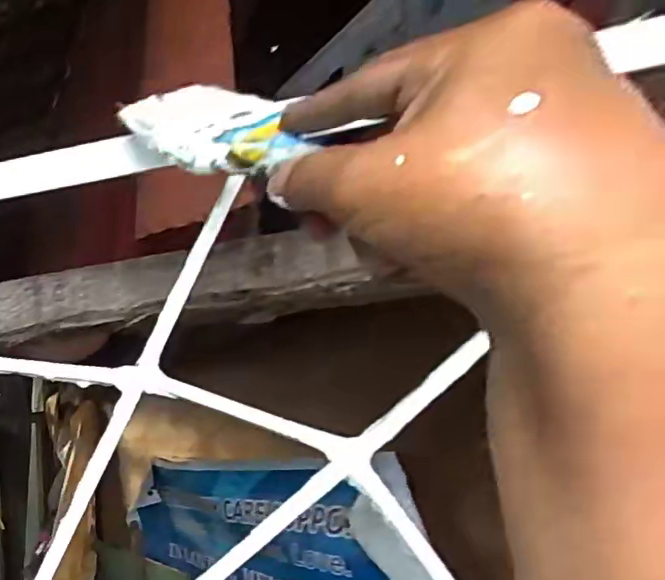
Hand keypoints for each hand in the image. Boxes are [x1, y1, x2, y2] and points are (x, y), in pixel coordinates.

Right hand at [269, 1, 664, 328]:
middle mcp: (527, 65)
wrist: (581, 258)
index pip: (366, 81)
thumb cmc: (463, 199)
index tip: (272, 134)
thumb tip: (282, 176)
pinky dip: (420, 219)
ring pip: (419, 164)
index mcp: (485, 46)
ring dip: (377, 212)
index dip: (309, 115)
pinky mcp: (556, 163)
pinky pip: (459, 184)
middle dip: (345, 184)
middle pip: (393, 128)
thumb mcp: (356, 185)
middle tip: (315, 219)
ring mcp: (549, 113)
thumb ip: (305, 175)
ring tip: (374, 247)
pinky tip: (412, 252)